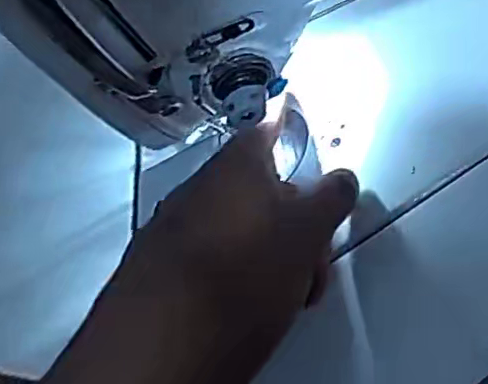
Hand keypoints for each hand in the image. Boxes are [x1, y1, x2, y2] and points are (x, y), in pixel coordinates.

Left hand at [46, 122, 358, 383]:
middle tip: (314, 252)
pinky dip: (229, 276)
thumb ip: (334, 196)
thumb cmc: (239, 280)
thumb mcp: (310, 233)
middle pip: (257, 187)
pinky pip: (202, 263)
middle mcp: (195, 192)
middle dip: (293, 215)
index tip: (302, 131)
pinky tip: (245, 309)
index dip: (290, 128)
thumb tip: (342, 179)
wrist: (148, 364)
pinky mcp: (145, 285)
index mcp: (235, 168)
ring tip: (287, 292)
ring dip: (266, 249)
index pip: (267, 128)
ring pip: (233, 228)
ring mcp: (164, 237)